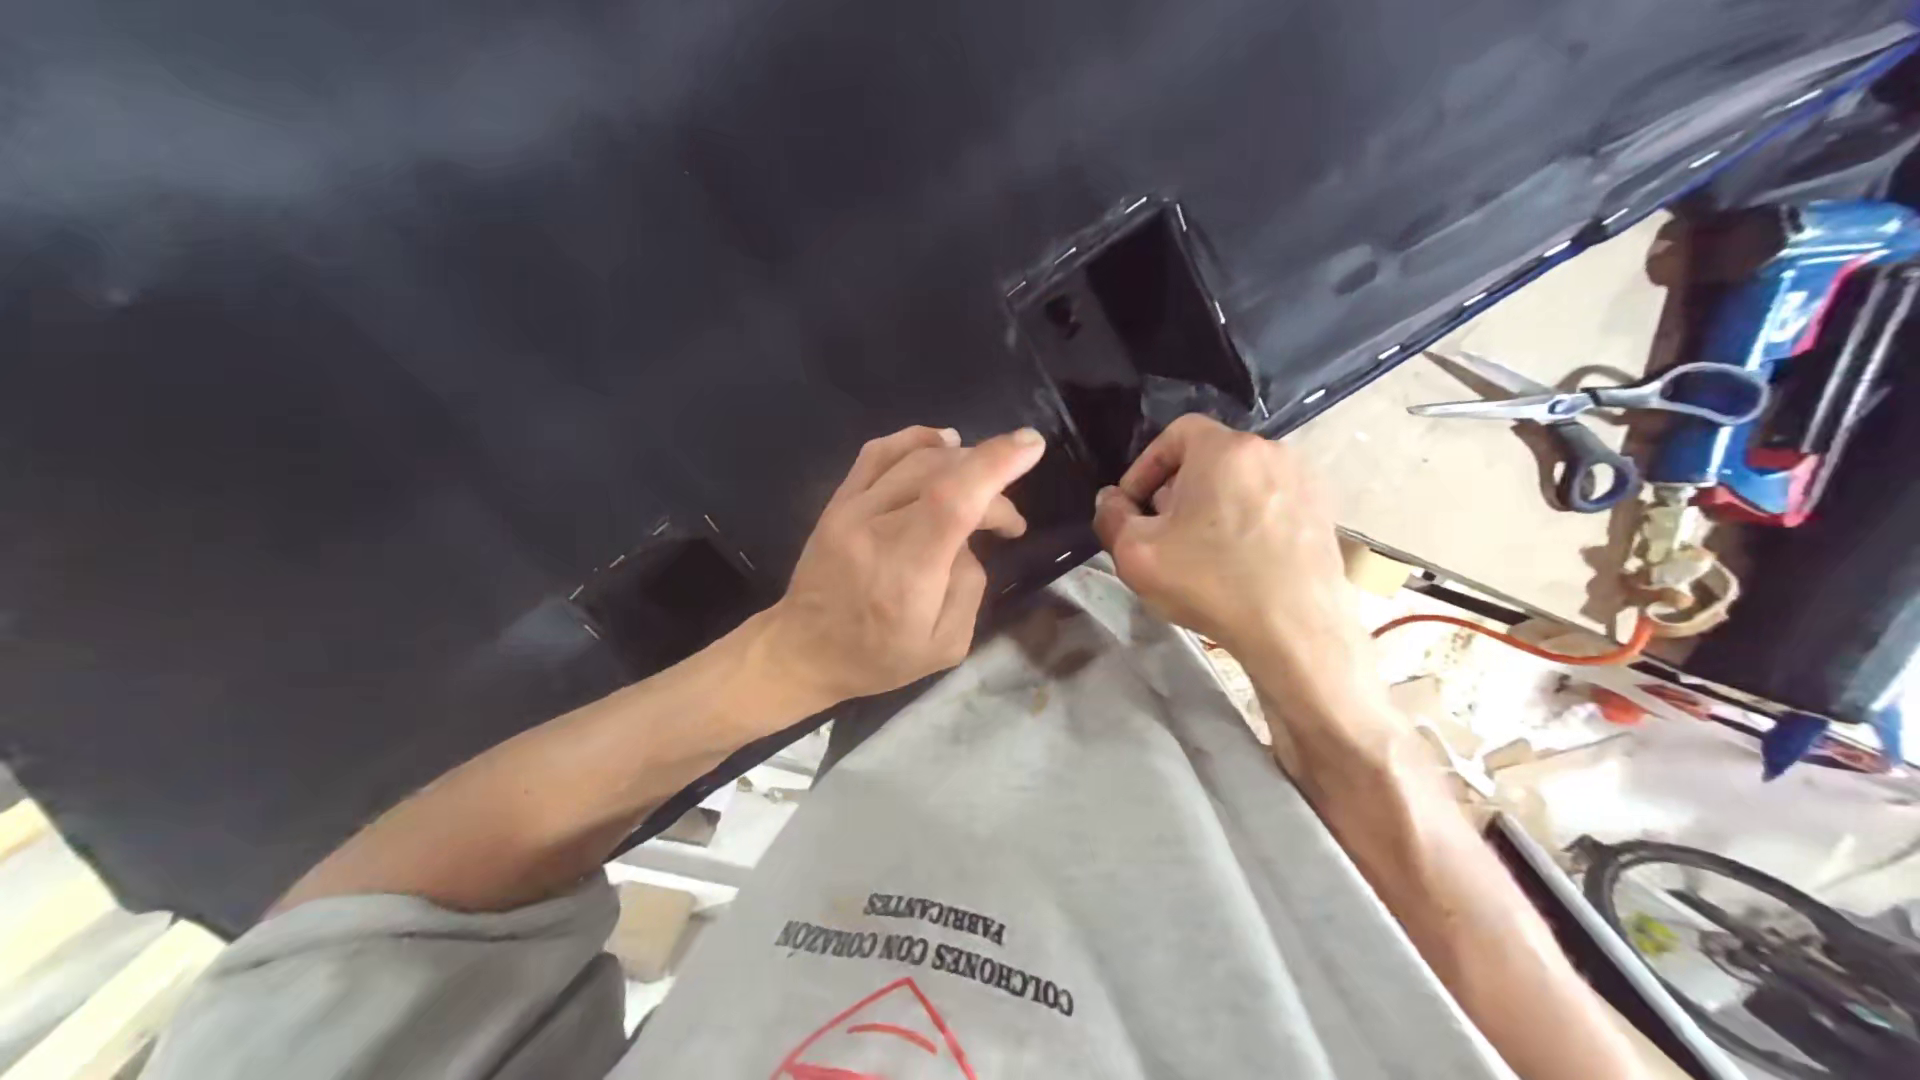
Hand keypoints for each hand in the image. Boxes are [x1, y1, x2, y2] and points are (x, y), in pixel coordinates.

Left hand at [761, 425, 1045, 706]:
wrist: (803, 650)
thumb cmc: (877, 657)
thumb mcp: (945, 645)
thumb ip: (970, 586)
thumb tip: (971, 540)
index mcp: (907, 572)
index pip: (952, 500)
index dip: (995, 465)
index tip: (1031, 446)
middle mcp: (875, 529)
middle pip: (942, 473)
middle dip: (990, 481)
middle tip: (1006, 521)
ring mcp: (850, 509)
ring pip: (915, 457)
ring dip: (963, 460)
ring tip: (984, 485)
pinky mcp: (838, 501)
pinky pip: (878, 452)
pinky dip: (917, 438)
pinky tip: (944, 444)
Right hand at [1091, 414, 1371, 701]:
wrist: (1294, 631)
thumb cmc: (1210, 582)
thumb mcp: (1135, 552)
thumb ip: (1111, 516)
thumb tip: (1112, 500)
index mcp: (1225, 449)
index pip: (1176, 433)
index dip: (1146, 466)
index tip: (1134, 505)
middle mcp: (1270, 452)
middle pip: (1208, 458)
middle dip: (1177, 489)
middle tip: (1162, 532)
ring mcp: (1303, 482)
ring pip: (1239, 482)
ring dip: (1211, 506)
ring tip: (1198, 550)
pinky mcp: (1322, 513)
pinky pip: (1269, 503)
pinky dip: (1245, 521)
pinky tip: (1237, 561)